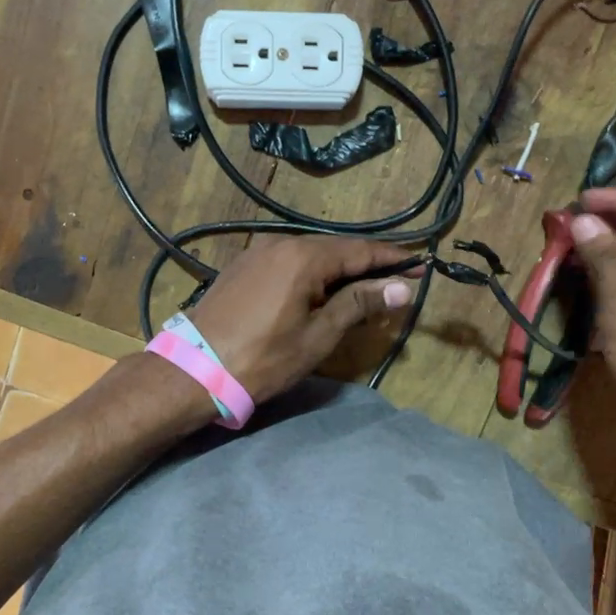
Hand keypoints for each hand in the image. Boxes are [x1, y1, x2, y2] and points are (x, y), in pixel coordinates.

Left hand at [185, 236, 415, 400]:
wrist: (194, 371)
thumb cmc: (262, 359)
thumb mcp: (317, 336)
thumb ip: (358, 305)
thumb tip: (401, 287)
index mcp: (303, 257)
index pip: (360, 251)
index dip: (393, 259)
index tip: (421, 265)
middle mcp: (280, 243)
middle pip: (336, 249)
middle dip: (368, 264)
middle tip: (397, 282)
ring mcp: (257, 253)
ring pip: (310, 255)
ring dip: (339, 270)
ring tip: (365, 290)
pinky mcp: (242, 268)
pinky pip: (288, 263)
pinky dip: (312, 274)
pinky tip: (321, 292)